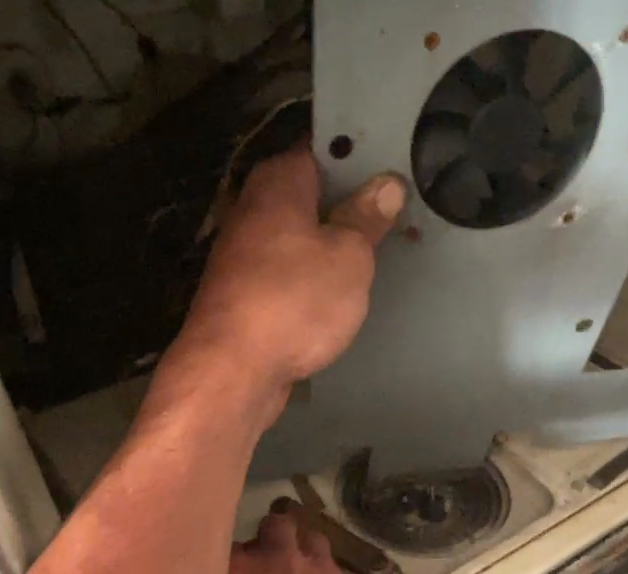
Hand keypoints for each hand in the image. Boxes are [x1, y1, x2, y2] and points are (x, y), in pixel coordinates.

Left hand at [167, 146, 406, 430]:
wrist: (232, 370)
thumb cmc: (294, 301)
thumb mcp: (348, 256)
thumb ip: (367, 218)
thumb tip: (386, 184)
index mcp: (278, 181)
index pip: (322, 149)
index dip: (359, 158)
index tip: (395, 168)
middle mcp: (252, 208)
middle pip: (308, 195)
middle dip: (347, 204)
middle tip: (395, 215)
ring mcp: (242, 254)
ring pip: (297, 237)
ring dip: (329, 245)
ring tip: (374, 254)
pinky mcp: (241, 294)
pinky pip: (286, 273)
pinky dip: (309, 278)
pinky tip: (335, 293)